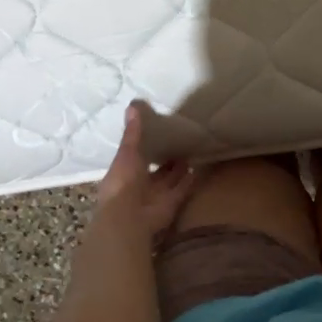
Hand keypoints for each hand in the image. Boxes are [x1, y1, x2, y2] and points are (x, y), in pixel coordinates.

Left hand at [94, 102, 194, 238]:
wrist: (130, 217)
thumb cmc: (123, 182)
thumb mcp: (127, 152)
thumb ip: (132, 132)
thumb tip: (132, 104)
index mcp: (124, 174)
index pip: (135, 159)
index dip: (144, 148)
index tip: (156, 133)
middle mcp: (139, 186)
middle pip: (155, 172)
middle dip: (164, 160)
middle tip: (177, 142)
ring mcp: (156, 197)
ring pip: (169, 181)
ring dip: (178, 169)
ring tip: (189, 152)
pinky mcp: (171, 205)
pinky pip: (182, 190)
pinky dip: (190, 180)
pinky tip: (199, 167)